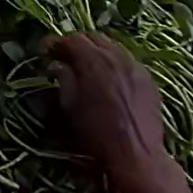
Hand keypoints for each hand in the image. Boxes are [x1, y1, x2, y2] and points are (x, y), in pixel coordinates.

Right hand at [49, 33, 167, 187]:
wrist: (136, 155)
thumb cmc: (97, 132)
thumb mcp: (71, 106)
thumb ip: (64, 78)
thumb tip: (57, 64)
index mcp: (93, 61)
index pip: (71, 40)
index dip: (55, 43)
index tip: (45, 51)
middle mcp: (115, 56)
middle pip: (92, 37)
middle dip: (76, 42)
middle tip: (64, 54)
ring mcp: (134, 65)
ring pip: (111, 45)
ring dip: (96, 50)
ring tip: (86, 63)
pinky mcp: (147, 78)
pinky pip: (126, 59)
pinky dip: (113, 60)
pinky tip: (108, 75)